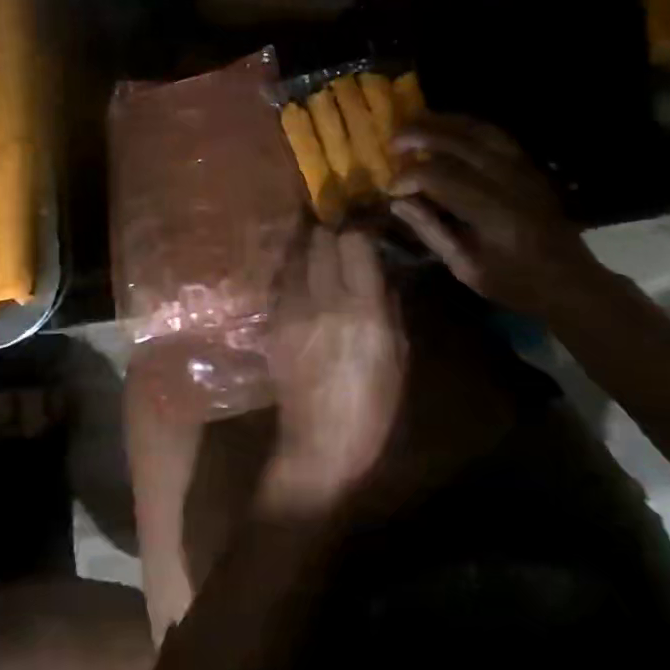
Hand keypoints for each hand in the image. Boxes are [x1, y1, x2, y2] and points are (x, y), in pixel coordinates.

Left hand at [259, 227, 406, 518]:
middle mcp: (322, 297)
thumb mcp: (397, 354)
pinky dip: (293, 269)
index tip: (367, 227)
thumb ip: (388, 303)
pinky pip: (282, 278)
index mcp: (361, 307)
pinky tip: (302, 276)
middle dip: (332, 230)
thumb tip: (379, 266)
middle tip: (342, 234)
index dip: (361, 228)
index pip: (353, 241)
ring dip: (309, 245)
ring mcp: (290, 307)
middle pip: (319, 238)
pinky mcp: (271, 320)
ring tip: (320, 249)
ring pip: (295, 253)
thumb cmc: (372, 404)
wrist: (319, 442)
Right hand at [389, 115, 613, 317]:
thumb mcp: (466, 268)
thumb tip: (398, 202)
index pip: (443, 177)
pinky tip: (445, 129)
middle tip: (392, 143)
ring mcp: (523, 169)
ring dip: (442, 122)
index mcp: (495, 213)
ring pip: (479, 130)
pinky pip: (494, 134)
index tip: (390, 189)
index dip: (410, 177)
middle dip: (420, 137)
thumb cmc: (516, 283)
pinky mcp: (528, 166)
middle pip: (460, 143)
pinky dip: (464, 126)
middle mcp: (511, 182)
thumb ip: (431, 231)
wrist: (570, 281)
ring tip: (413, 124)